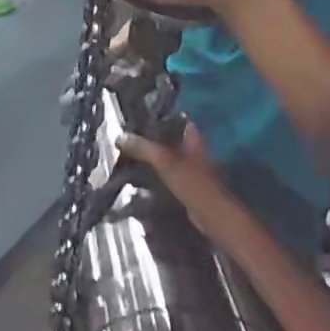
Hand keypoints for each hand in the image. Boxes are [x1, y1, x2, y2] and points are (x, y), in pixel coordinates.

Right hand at [117, 124, 231, 219]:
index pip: (172, 118)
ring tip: (126, 153)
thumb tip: (118, 136)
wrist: (211, 214)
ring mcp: (189, 165)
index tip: (135, 117)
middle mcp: (192, 147)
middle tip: (125, 137)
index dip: (155, 116)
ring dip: (149, 155)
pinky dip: (153, 170)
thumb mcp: (164, 161)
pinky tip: (137, 172)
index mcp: (192, 136)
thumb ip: (142, 147)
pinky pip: (165, 170)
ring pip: (165, 154)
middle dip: (147, 137)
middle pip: (166, 136)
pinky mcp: (185, 181)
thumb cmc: (192, 182)